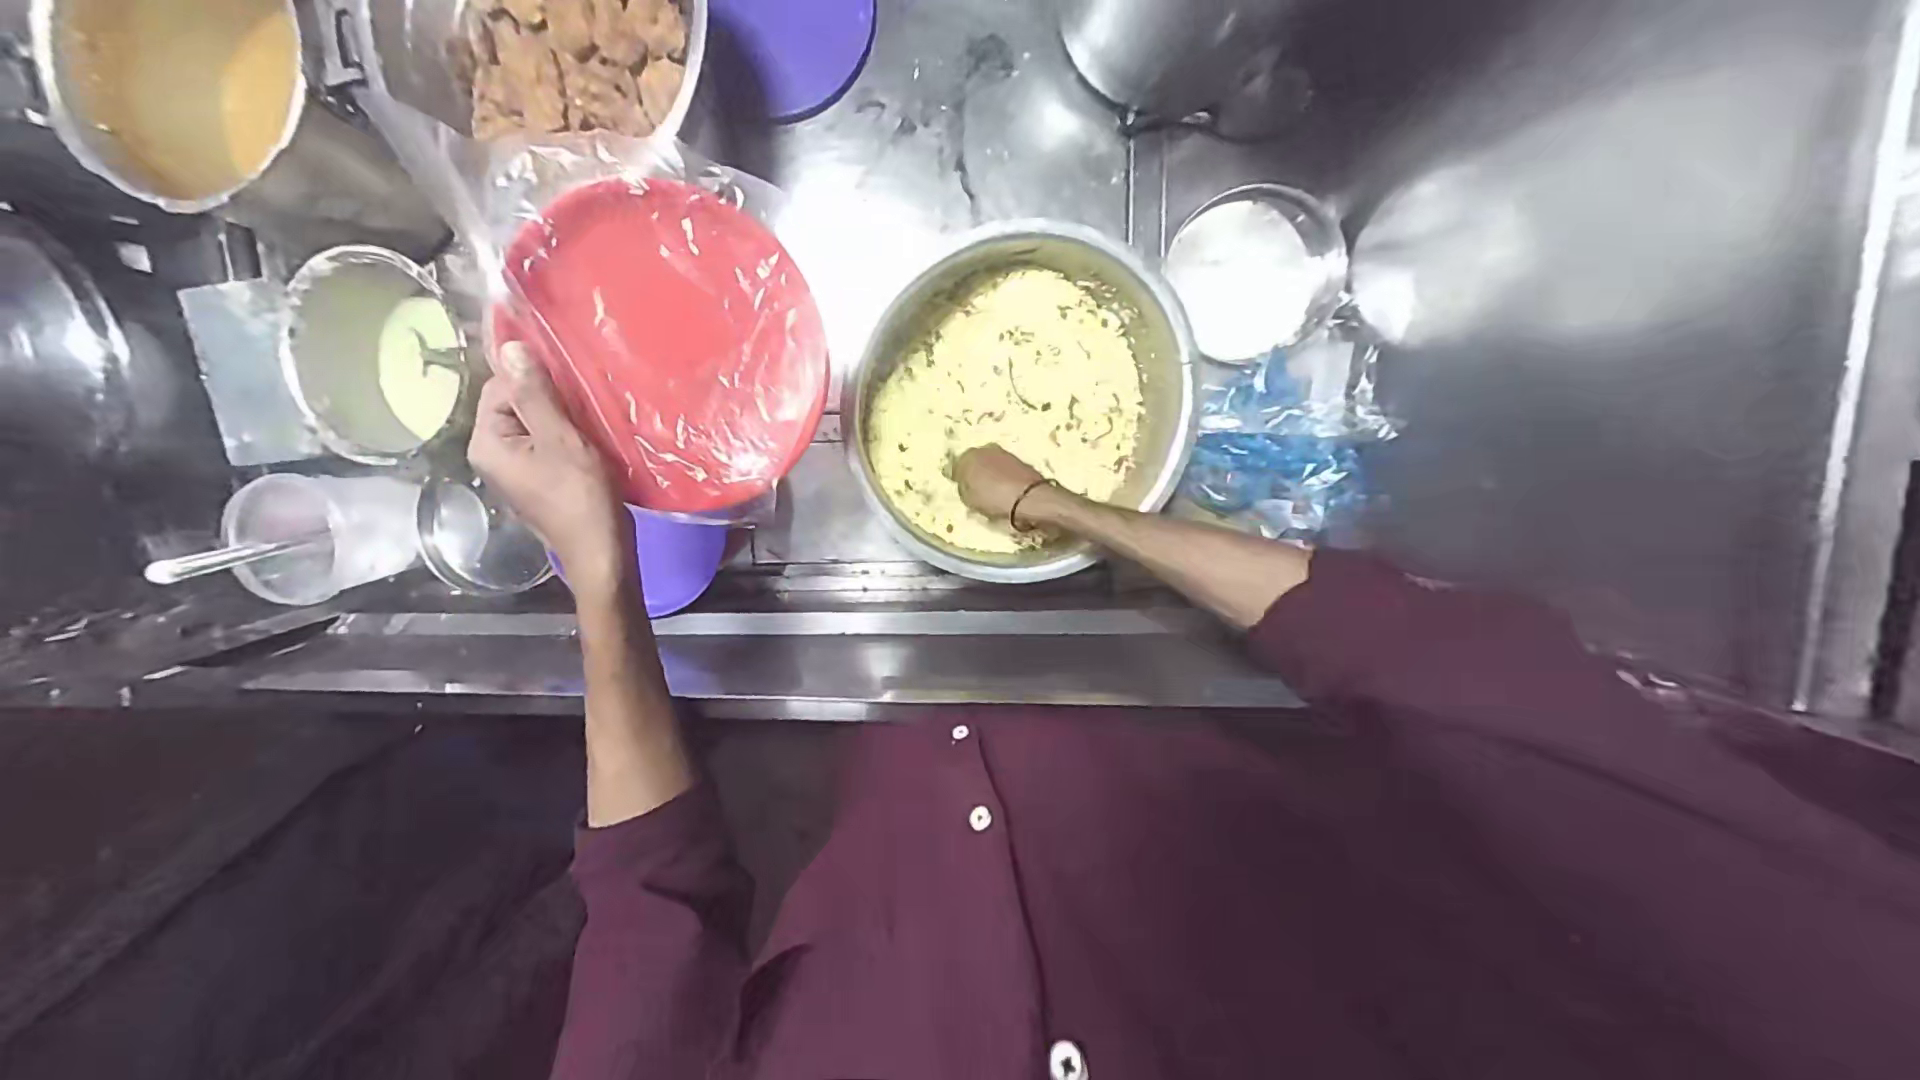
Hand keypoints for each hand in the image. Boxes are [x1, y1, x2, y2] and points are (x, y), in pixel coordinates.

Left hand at [469, 342, 630, 595]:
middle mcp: (492, 455)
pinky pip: (546, 447)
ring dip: (563, 421)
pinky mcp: (537, 482)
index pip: (500, 387)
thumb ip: (536, 395)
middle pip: (516, 406)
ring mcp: (515, 471)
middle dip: (551, 402)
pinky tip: (591, 445)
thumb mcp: (562, 439)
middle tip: (586, 409)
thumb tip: (511, 348)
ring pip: (535, 427)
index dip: (536, 382)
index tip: (572, 389)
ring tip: (592, 426)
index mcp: (487, 442)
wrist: (601, 550)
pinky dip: (568, 440)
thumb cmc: (582, 496)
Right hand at [954, 444, 1048, 524]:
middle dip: (974, 472)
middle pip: (974, 461)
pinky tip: (1005, 487)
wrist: (1028, 497)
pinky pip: (1004, 468)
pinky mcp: (1019, 460)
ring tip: (992, 489)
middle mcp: (984, 449)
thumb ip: (963, 488)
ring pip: (990, 463)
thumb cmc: (992, 499)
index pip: (956, 467)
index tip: (962, 488)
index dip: (958, 478)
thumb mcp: (969, 500)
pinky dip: (1002, 475)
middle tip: (976, 488)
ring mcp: (1003, 453)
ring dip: (989, 472)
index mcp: (967, 457)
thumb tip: (965, 484)